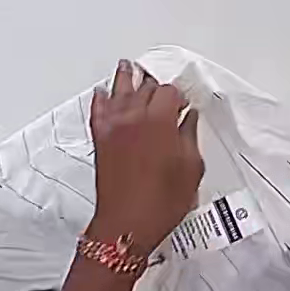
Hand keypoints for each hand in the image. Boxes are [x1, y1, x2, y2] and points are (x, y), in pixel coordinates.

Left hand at [87, 59, 203, 252]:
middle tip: (164, 90)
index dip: (179, 95)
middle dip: (156, 85)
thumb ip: (189, 136)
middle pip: (145, 87)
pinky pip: (98, 109)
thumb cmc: (161, 201)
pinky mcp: (100, 139)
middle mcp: (134, 117)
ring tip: (129, 67)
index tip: (185, 103)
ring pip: (119, 90)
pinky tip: (103, 93)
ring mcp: (113, 126)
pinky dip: (101, 98)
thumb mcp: (191, 167)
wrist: (128, 224)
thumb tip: (188, 120)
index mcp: (160, 120)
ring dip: (126, 77)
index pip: (170, 92)